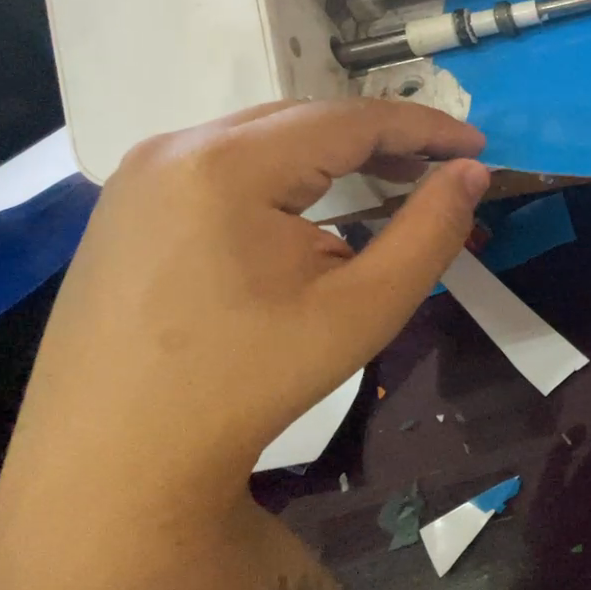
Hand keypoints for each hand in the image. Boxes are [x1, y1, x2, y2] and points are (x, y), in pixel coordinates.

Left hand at [0, 100, 488, 589]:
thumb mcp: (366, 305)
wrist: (110, 469)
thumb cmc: (251, 381)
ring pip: (269, 137)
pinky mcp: (128, 206)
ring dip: (338, 153)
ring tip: (394, 182)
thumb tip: (474, 171)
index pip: (352, 120)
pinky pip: (229, 163)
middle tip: (445, 168)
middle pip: (309, 120)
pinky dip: (290, 172)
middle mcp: (176, 149)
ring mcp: (142, 177)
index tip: (480, 147)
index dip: (426, 128)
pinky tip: (317, 209)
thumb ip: (433, 229)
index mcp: (227, 165)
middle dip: (385, 139)